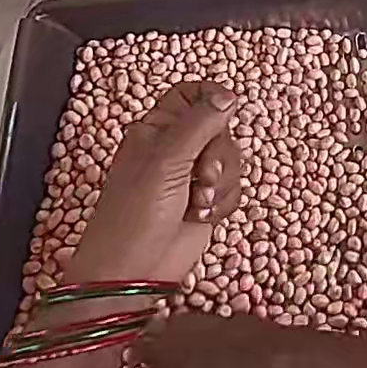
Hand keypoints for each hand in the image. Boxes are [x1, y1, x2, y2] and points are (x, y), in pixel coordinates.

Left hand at [66, 82, 242, 287]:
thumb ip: (201, 123)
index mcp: (157, 129)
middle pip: (220, 128)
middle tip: (203, 176)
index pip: (190, 94)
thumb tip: (228, 95)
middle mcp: (176, 148)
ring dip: (223, 182)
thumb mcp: (167, 160)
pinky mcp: (206, 201)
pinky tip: (202, 216)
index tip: (225, 110)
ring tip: (199, 202)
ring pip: (231, 160)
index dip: (210, 97)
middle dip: (219, 155)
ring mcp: (192, 175)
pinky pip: (233, 188)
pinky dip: (224, 202)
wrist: (132, 272)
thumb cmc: (135, 214)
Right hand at [143, 313, 366, 367]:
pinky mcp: (291, 332)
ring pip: (220, 325)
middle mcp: (256, 344)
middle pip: (203, 336)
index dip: (164, 361)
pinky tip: (218, 327)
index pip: (194, 362)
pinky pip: (238, 322)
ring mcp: (275, 333)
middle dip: (170, 337)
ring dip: (190, 327)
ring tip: (166, 328)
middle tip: (139, 338)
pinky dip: (215, 324)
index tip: (135, 355)